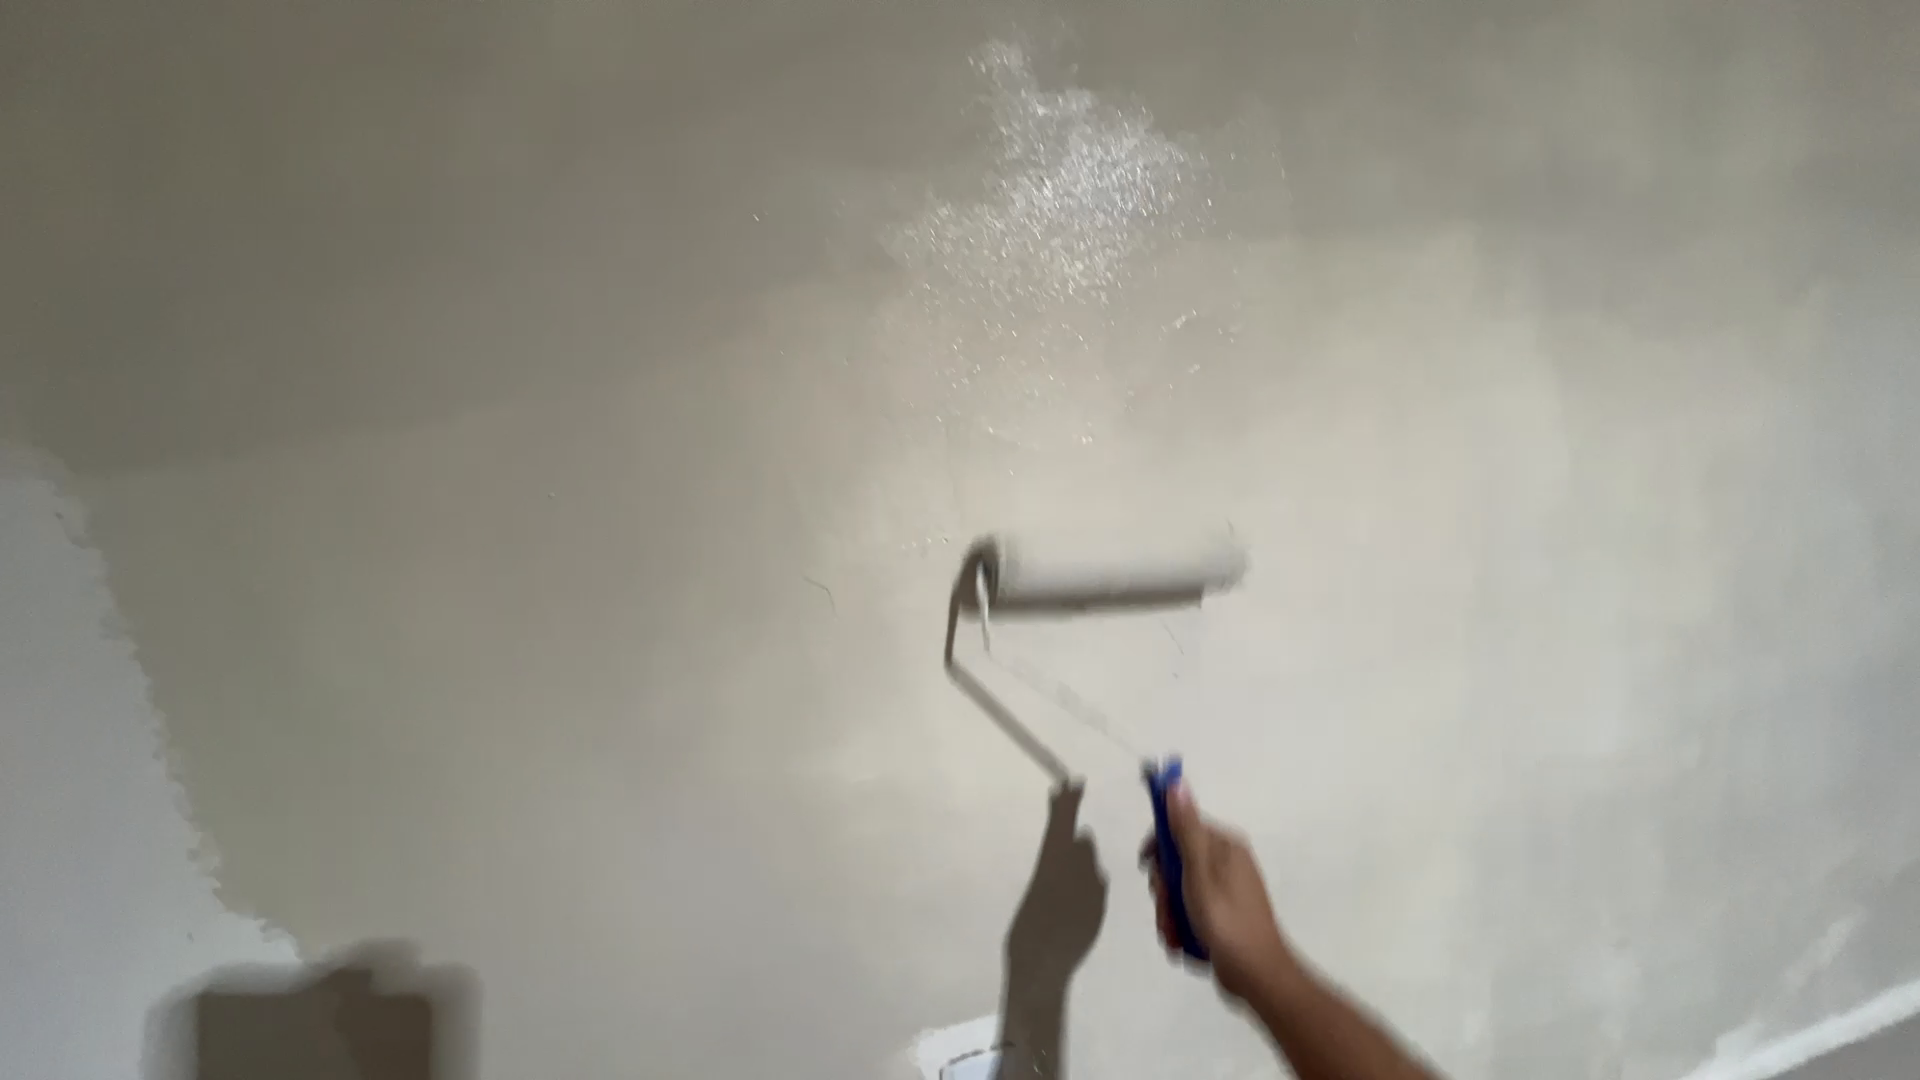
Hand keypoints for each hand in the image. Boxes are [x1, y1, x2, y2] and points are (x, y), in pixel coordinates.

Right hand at [1139, 782, 1299, 1002]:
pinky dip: (1183, 926)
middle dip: (1164, 890)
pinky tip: (1184, 943)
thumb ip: (1185, 828)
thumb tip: (1176, 782)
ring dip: (1170, 913)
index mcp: (1223, 846)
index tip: (1147, 869)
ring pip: (1180, 891)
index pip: (1178, 828)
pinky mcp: (1225, 916)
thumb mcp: (1198, 871)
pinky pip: (1192, 911)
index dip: (1157, 848)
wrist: (1259, 978)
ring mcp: (1226, 891)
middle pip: (1176, 863)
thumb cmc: (1226, 920)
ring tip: (1174, 934)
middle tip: (1166, 910)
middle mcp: (1226, 862)